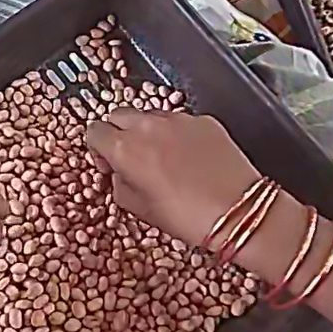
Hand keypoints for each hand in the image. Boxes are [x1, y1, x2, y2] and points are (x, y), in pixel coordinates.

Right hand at [83, 109, 262, 245]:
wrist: (238, 211)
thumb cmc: (186, 216)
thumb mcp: (140, 209)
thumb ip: (120, 184)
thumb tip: (119, 173)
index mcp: (125, 149)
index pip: (94, 131)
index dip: (98, 149)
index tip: (108, 165)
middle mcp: (148, 126)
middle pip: (118, 115)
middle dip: (119, 134)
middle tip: (131, 159)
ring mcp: (179, 119)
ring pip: (149, 115)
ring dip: (147, 132)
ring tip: (163, 159)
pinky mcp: (204, 119)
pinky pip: (180, 120)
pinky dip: (176, 134)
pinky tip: (189, 158)